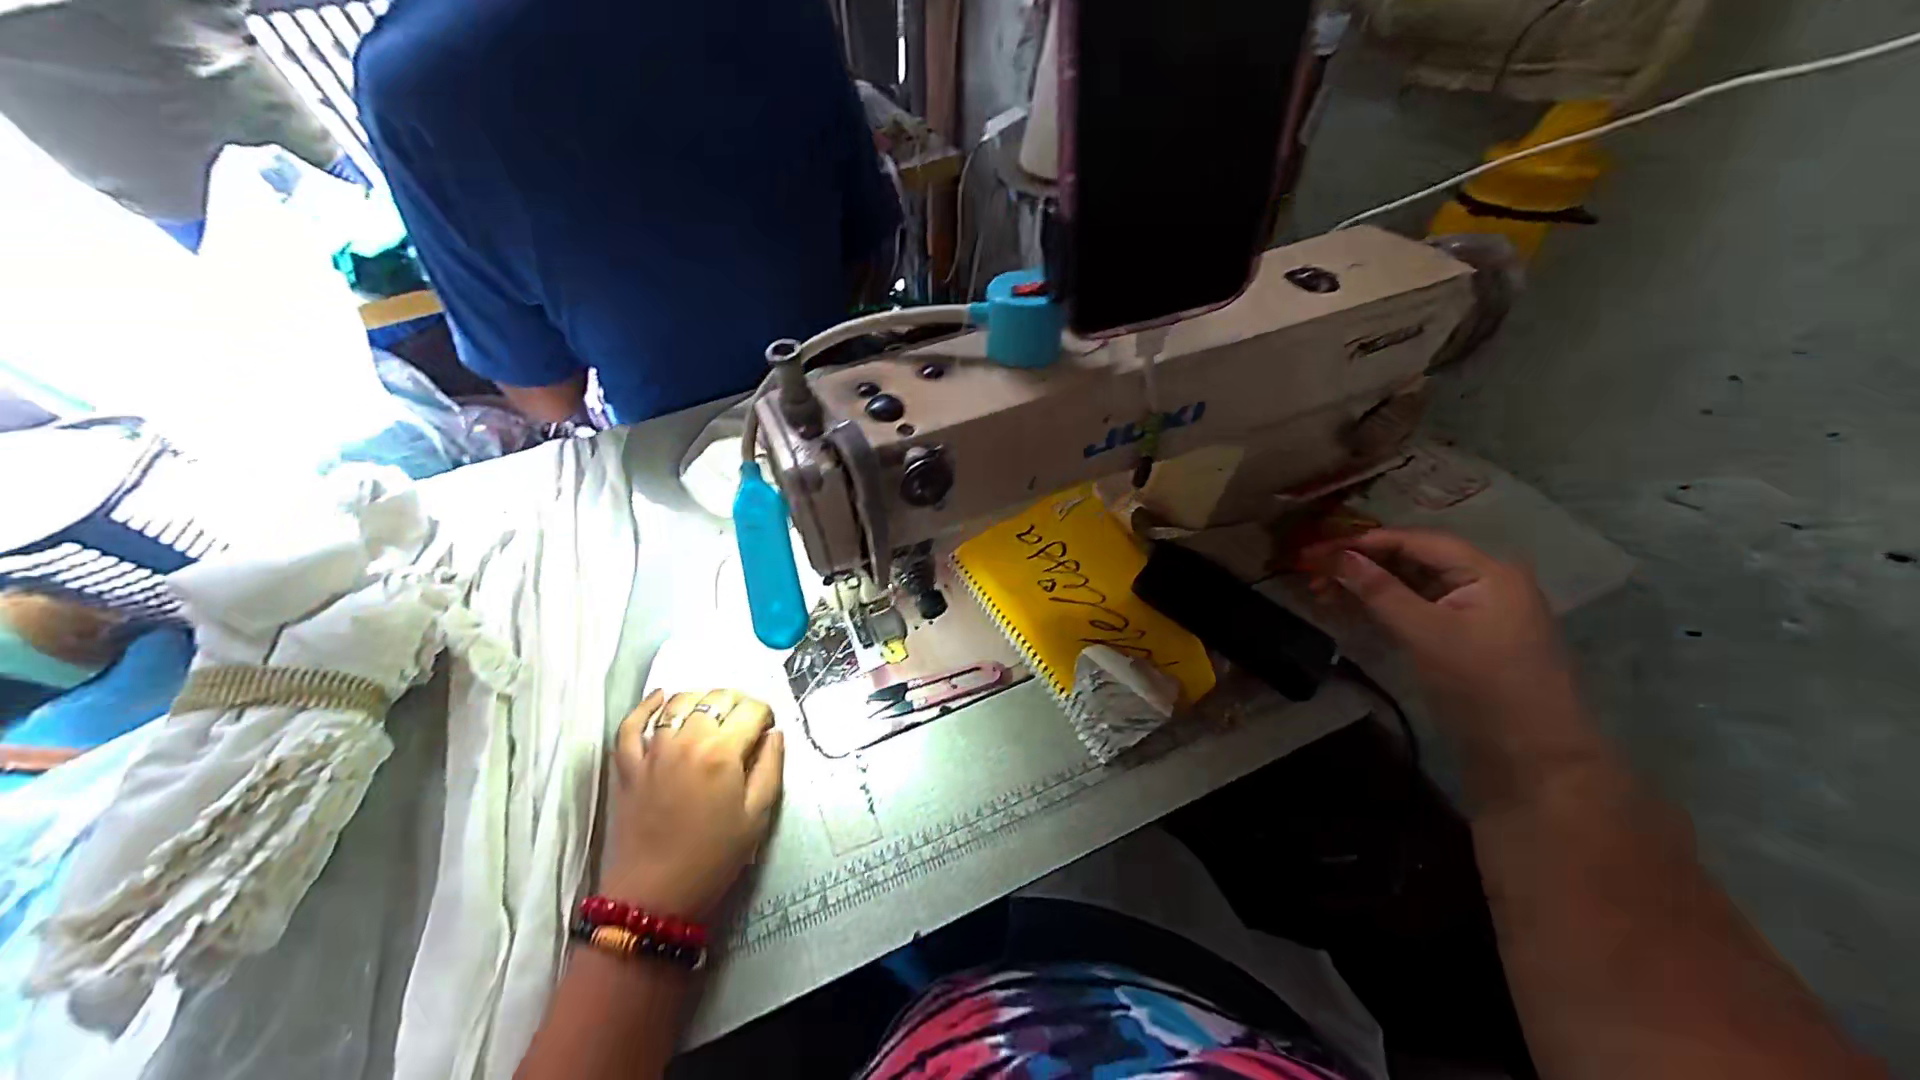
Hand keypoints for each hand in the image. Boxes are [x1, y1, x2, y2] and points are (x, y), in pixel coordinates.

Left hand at [601, 689, 784, 920]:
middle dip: (738, 703)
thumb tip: (773, 735)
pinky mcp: (627, 764)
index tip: (767, 731)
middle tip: (745, 722)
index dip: (765, 715)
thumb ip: (771, 767)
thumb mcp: (758, 816)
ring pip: (679, 702)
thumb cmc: (714, 858)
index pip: (752, 709)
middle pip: (717, 698)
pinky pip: (632, 723)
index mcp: (723, 752)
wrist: (653, 897)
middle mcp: (687, 740)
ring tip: (712, 712)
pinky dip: (647, 705)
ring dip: (701, 699)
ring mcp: (652, 750)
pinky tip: (661, 697)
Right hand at [1306, 529, 1590, 760]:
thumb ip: (1379, 590)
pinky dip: (1381, 605)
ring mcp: (1473, 608)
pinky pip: (1415, 606)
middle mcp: (1483, 580)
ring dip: (1365, 585)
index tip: (1319, 546)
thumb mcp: (1424, 632)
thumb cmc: (1480, 683)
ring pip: (1409, 583)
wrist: (1529, 752)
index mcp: (1488, 571)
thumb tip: (1336, 555)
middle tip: (1313, 570)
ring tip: (1320, 591)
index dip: (1365, 541)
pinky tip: (1346, 606)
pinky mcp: (1461, 633)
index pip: (1417, 540)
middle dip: (1360, 563)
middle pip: (1412, 559)